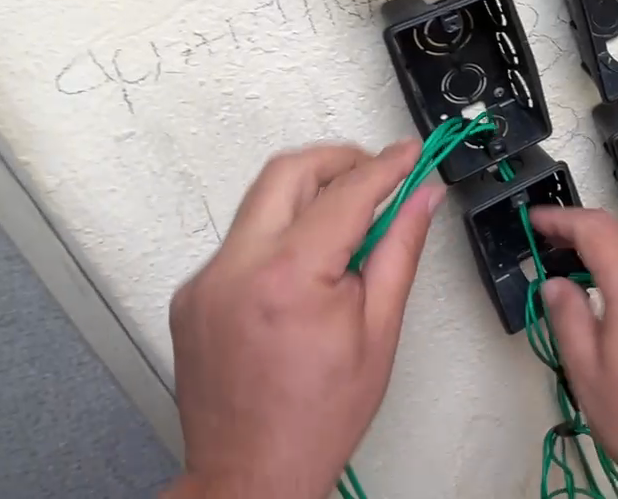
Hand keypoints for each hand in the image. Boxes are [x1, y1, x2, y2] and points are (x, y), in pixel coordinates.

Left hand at [163, 143, 444, 498]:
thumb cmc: (318, 416)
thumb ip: (401, 248)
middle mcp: (235, 269)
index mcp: (289, 278)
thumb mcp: (380, 328)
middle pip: (288, 171)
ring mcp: (206, 282)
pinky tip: (312, 260)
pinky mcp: (194, 296)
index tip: (412, 152)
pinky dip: (284, 228)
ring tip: (352, 218)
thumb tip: (424, 196)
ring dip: (312, 190)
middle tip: (379, 172)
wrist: (249, 479)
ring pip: (262, 198)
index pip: (347, 191)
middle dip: (340, 159)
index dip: (387, 165)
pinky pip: (245, 236)